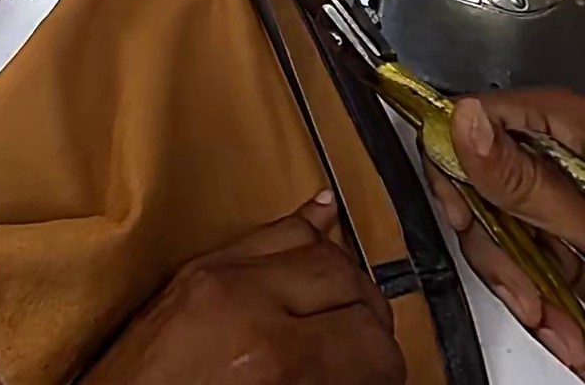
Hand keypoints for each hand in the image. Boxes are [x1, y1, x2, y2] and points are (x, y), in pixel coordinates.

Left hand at [82, 191, 406, 384]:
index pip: (367, 340)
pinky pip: (261, 230)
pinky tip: (324, 216)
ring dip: (341, 270)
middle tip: (374, 344)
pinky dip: (300, 226)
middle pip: (343, 278)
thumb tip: (364, 369)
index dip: (388, 364)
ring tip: (355, 300)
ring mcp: (216, 273)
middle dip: (370, 312)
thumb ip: (323, 383)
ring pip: (307, 243)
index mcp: (271, 358)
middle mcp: (246, 300)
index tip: (388, 375)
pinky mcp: (197, 266)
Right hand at [427, 89, 584, 384]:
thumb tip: (462, 121)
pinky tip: (573, 338)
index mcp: (572, 131)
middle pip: (476, 182)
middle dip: (490, 243)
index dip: (457, 165)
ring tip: (558, 326)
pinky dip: (539, 310)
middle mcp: (562, 164)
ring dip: (516, 286)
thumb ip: (531, 180)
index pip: (475, 121)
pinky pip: (523, 272)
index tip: (467, 215)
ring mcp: (567, 213)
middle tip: (522, 286)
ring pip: (494, 231)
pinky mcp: (575, 258)